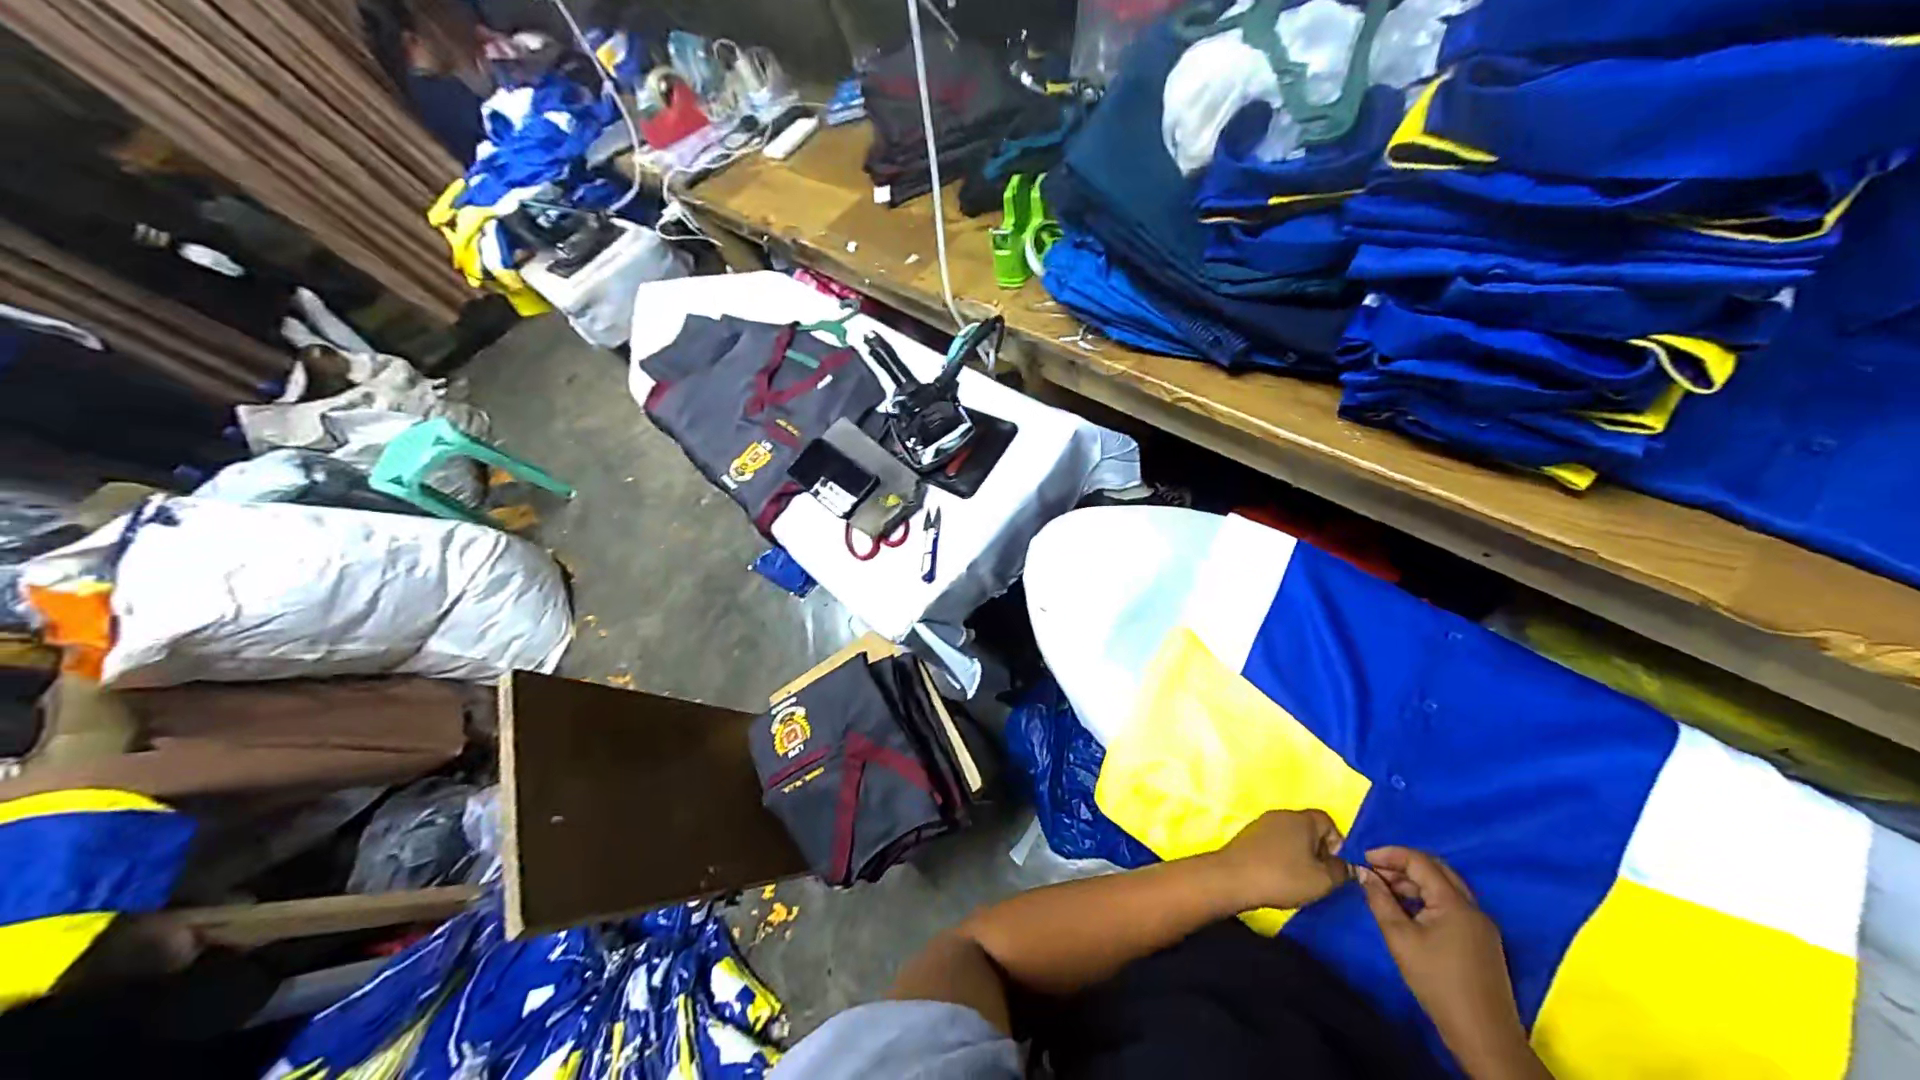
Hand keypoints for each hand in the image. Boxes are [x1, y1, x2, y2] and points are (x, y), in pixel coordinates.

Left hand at [1212, 809, 1351, 910]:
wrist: (1233, 878)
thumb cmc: (1282, 876)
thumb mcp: (1322, 880)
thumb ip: (1342, 871)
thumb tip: (1350, 866)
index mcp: (1300, 819)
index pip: (1327, 821)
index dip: (1338, 843)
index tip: (1336, 866)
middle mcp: (1280, 815)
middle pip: (1309, 828)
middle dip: (1319, 851)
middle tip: (1320, 876)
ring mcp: (1262, 824)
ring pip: (1291, 837)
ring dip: (1300, 855)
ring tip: (1300, 879)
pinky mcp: (1249, 837)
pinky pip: (1274, 843)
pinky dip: (1282, 857)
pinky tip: (1280, 876)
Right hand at [1358, 848, 1545, 1078]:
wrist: (1483, 1034)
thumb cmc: (1437, 981)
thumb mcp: (1399, 937)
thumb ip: (1379, 900)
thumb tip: (1364, 873)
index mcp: (1455, 903)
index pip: (1420, 861)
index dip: (1389, 854)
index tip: (1363, 859)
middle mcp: (1473, 907)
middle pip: (1436, 869)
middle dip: (1402, 865)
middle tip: (1373, 873)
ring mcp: (1481, 924)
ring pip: (1445, 887)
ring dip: (1414, 882)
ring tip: (1385, 891)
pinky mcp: (1482, 940)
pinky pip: (1452, 905)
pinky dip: (1427, 898)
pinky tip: (1409, 911)